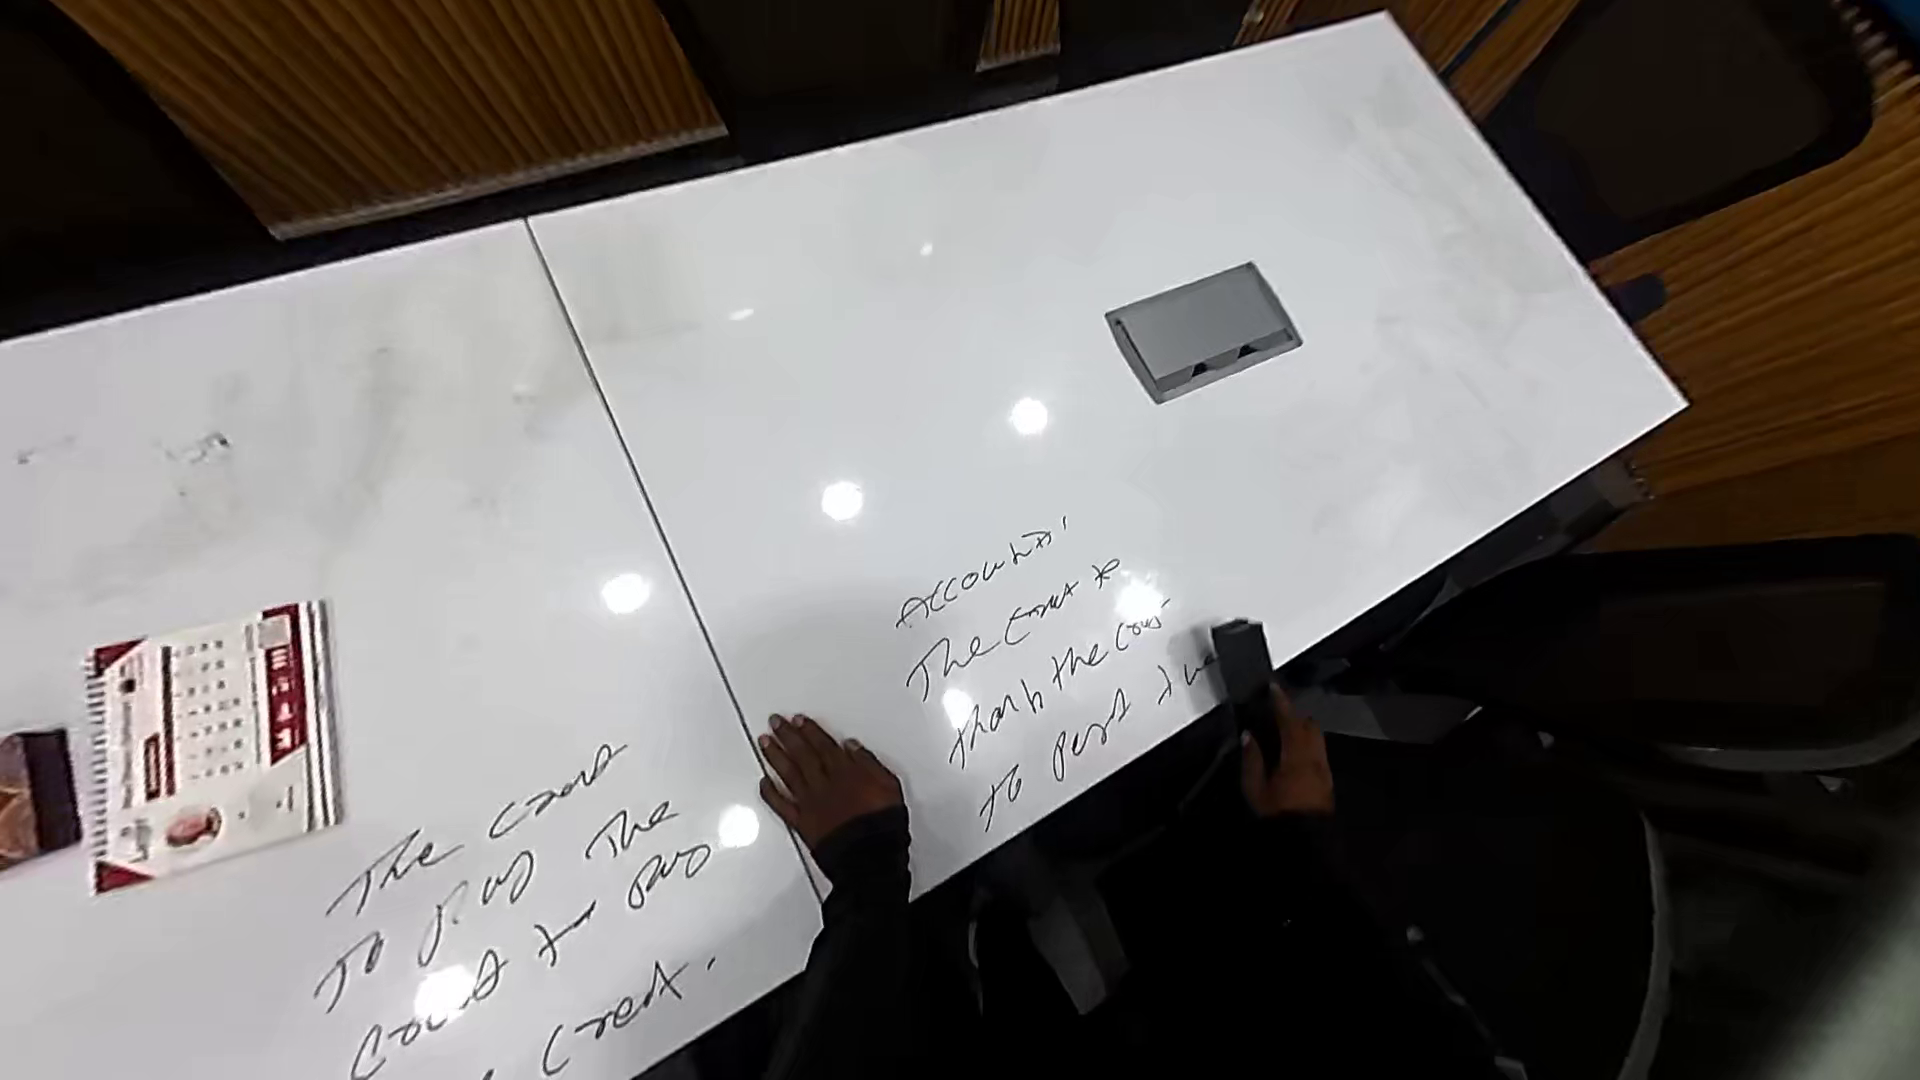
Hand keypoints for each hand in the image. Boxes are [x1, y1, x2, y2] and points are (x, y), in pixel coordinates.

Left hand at [758, 713, 903, 850]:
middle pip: (802, 754)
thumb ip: (867, 762)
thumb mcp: (888, 783)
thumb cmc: (882, 820)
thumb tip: (851, 745)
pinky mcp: (802, 822)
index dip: (809, 730)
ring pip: (789, 773)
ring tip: (764, 742)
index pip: (823, 744)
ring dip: (775, 756)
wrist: (870, 855)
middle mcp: (823, 782)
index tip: (797, 719)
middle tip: (775, 721)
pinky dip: (770, 793)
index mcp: (845, 771)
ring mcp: (810, 802)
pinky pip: (782, 805)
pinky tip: (763, 782)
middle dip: (787, 735)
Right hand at [1240, 687, 1333, 816]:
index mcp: (1297, 757)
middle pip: (1310, 725)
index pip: (1290, 722)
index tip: (1273, 686)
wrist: (1307, 842)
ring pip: (1317, 737)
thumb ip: (1252, 758)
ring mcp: (1324, 769)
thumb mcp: (1255, 787)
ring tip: (1284, 724)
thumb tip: (1249, 734)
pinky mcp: (1326, 779)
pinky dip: (1306, 739)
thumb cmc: (1278, 812)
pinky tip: (1292, 745)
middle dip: (1295, 712)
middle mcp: (1315, 759)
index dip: (1282, 702)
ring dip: (1302, 725)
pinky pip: (1318, 749)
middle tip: (1277, 705)